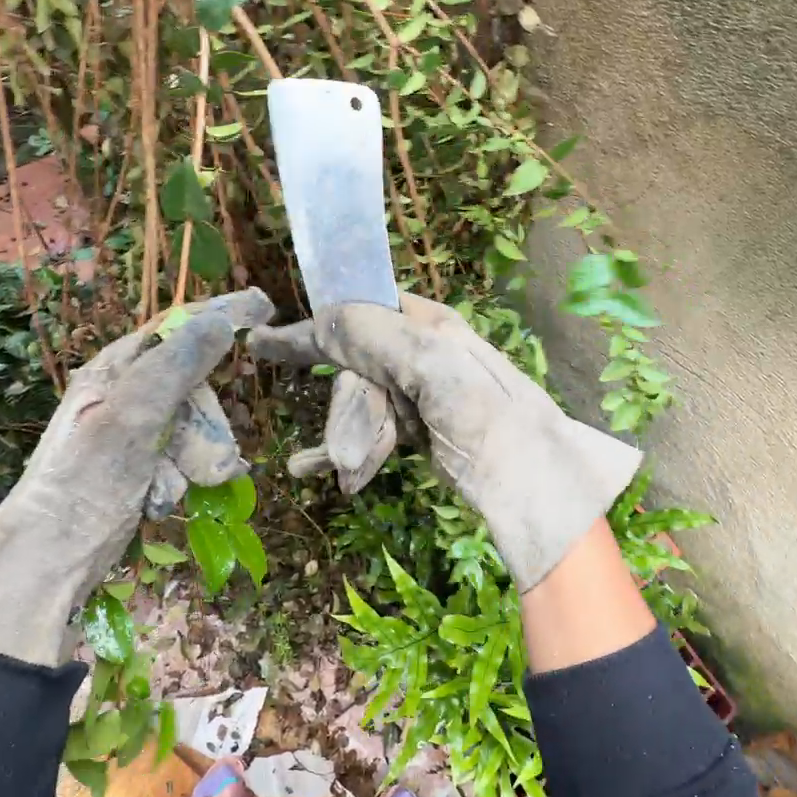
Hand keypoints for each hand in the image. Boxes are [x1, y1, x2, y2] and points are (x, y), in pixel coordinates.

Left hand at [0, 288, 274, 665]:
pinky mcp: (144, 464)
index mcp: (116, 368)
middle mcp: (127, 392)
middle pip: (198, 383)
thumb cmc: (84, 482)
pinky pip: (185, 457)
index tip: (265, 308)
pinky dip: (181, 478)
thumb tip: (221, 322)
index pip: (177, 326)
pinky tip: (162, 498)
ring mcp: (136, 430)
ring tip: (178, 484)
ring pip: (197, 425)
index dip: (222, 314)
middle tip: (210, 459)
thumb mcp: (132, 417)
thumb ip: (176, 367)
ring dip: (196, 457)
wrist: (52, 559)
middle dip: (207, 422)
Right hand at [248, 294, 640, 589]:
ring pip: (362, 403)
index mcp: (429, 324)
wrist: (532, 488)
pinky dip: (354, 451)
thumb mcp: (430, 365)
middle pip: (355, 364)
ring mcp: (423, 392)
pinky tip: (335, 473)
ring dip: (348, 437)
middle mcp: (424, 350)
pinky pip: (374, 431)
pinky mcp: (423, 428)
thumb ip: (375, 334)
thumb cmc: (485, 419)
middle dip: (345, 407)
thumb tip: (322, 314)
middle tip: (346, 450)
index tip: (264, 343)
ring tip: (341, 470)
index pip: (360, 309)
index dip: (317, 326)